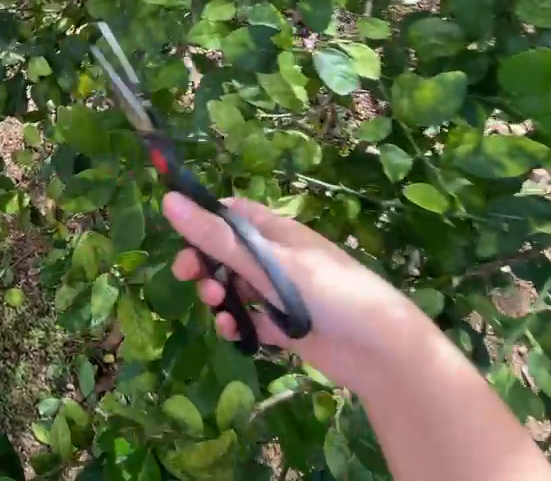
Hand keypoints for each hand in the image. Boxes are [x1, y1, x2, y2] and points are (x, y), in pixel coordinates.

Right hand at [165, 192, 439, 397]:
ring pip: (233, 286)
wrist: (383, 352)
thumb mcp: (265, 261)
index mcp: (272, 230)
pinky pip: (248, 317)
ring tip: (216, 308)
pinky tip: (232, 330)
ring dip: (216, 294)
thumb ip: (215, 236)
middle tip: (187, 276)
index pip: (228, 214)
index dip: (201, 221)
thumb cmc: (327, 290)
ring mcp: (278, 291)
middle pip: (224, 252)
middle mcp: (273, 257)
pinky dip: (235, 322)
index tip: (180, 235)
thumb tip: (167, 199)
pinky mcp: (283, 324)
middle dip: (203, 262)